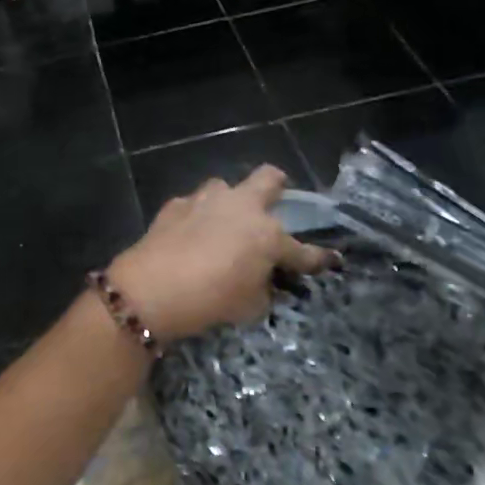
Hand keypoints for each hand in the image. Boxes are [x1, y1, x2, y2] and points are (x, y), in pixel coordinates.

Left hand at [106, 166, 334, 340]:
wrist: (152, 288)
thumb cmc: (211, 300)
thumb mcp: (249, 306)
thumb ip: (263, 288)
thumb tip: (262, 279)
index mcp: (268, 236)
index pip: (302, 250)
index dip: (318, 258)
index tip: (331, 259)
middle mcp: (241, 207)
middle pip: (269, 178)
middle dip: (277, 186)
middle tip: (273, 204)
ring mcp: (206, 200)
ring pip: (225, 186)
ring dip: (228, 202)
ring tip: (222, 223)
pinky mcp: (176, 204)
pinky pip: (194, 204)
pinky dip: (196, 217)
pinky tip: (189, 235)